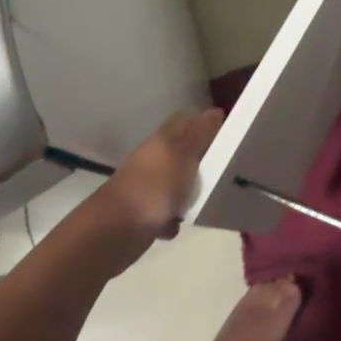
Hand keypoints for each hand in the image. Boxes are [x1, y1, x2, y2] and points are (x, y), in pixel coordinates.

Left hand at [96, 108, 223, 240]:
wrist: (116, 230)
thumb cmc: (154, 187)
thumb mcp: (184, 155)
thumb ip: (200, 134)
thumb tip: (215, 111)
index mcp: (162, 140)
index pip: (184, 120)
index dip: (203, 124)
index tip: (224, 137)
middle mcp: (153, 159)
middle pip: (182, 153)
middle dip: (201, 163)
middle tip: (224, 171)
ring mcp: (147, 186)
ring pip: (175, 184)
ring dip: (188, 194)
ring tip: (206, 201)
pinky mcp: (143, 213)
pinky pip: (164, 212)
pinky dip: (171, 220)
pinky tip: (176, 225)